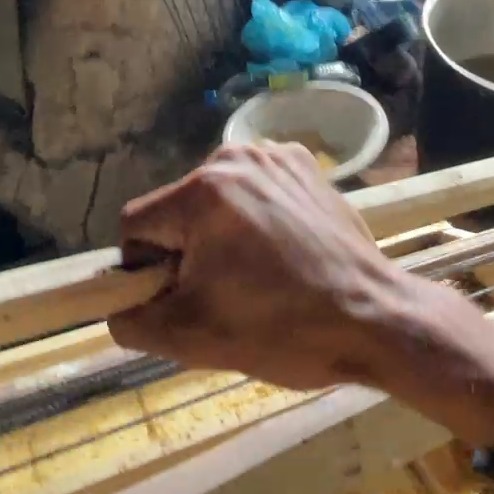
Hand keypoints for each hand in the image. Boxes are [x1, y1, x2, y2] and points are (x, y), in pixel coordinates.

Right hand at [107, 142, 399, 389]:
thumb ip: (132, 318)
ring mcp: (276, 155)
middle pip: (178, 209)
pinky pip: (256, 189)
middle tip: (225, 292)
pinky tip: (285, 249)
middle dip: (186, 250)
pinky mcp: (306, 165)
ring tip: (259, 273)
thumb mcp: (189, 337)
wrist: (374, 318)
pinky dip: (257, 217)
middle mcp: (235, 157)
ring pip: (217, 199)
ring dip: (221, 233)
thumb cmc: (279, 328)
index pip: (136, 225)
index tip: (182, 298)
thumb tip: (119, 301)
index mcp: (202, 190)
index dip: (146, 269)